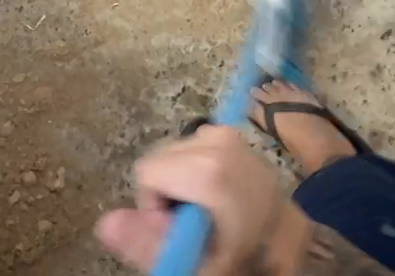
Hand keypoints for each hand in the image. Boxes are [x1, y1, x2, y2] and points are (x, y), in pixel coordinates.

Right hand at [96, 124, 311, 273]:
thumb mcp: (193, 263)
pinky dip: (193, 171)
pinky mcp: (228, 133)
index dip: (154, 207)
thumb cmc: (242, 257)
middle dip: (165, 194)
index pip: (146, 173)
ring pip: (171, 155)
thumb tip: (105, 223)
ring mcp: (224, 132)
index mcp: (207, 167)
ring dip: (178, 184)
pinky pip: (188, 150)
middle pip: (157, 161)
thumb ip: (148, 242)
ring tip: (207, 210)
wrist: (289, 241)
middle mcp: (215, 139)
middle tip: (193, 223)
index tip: (180, 229)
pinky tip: (215, 195)